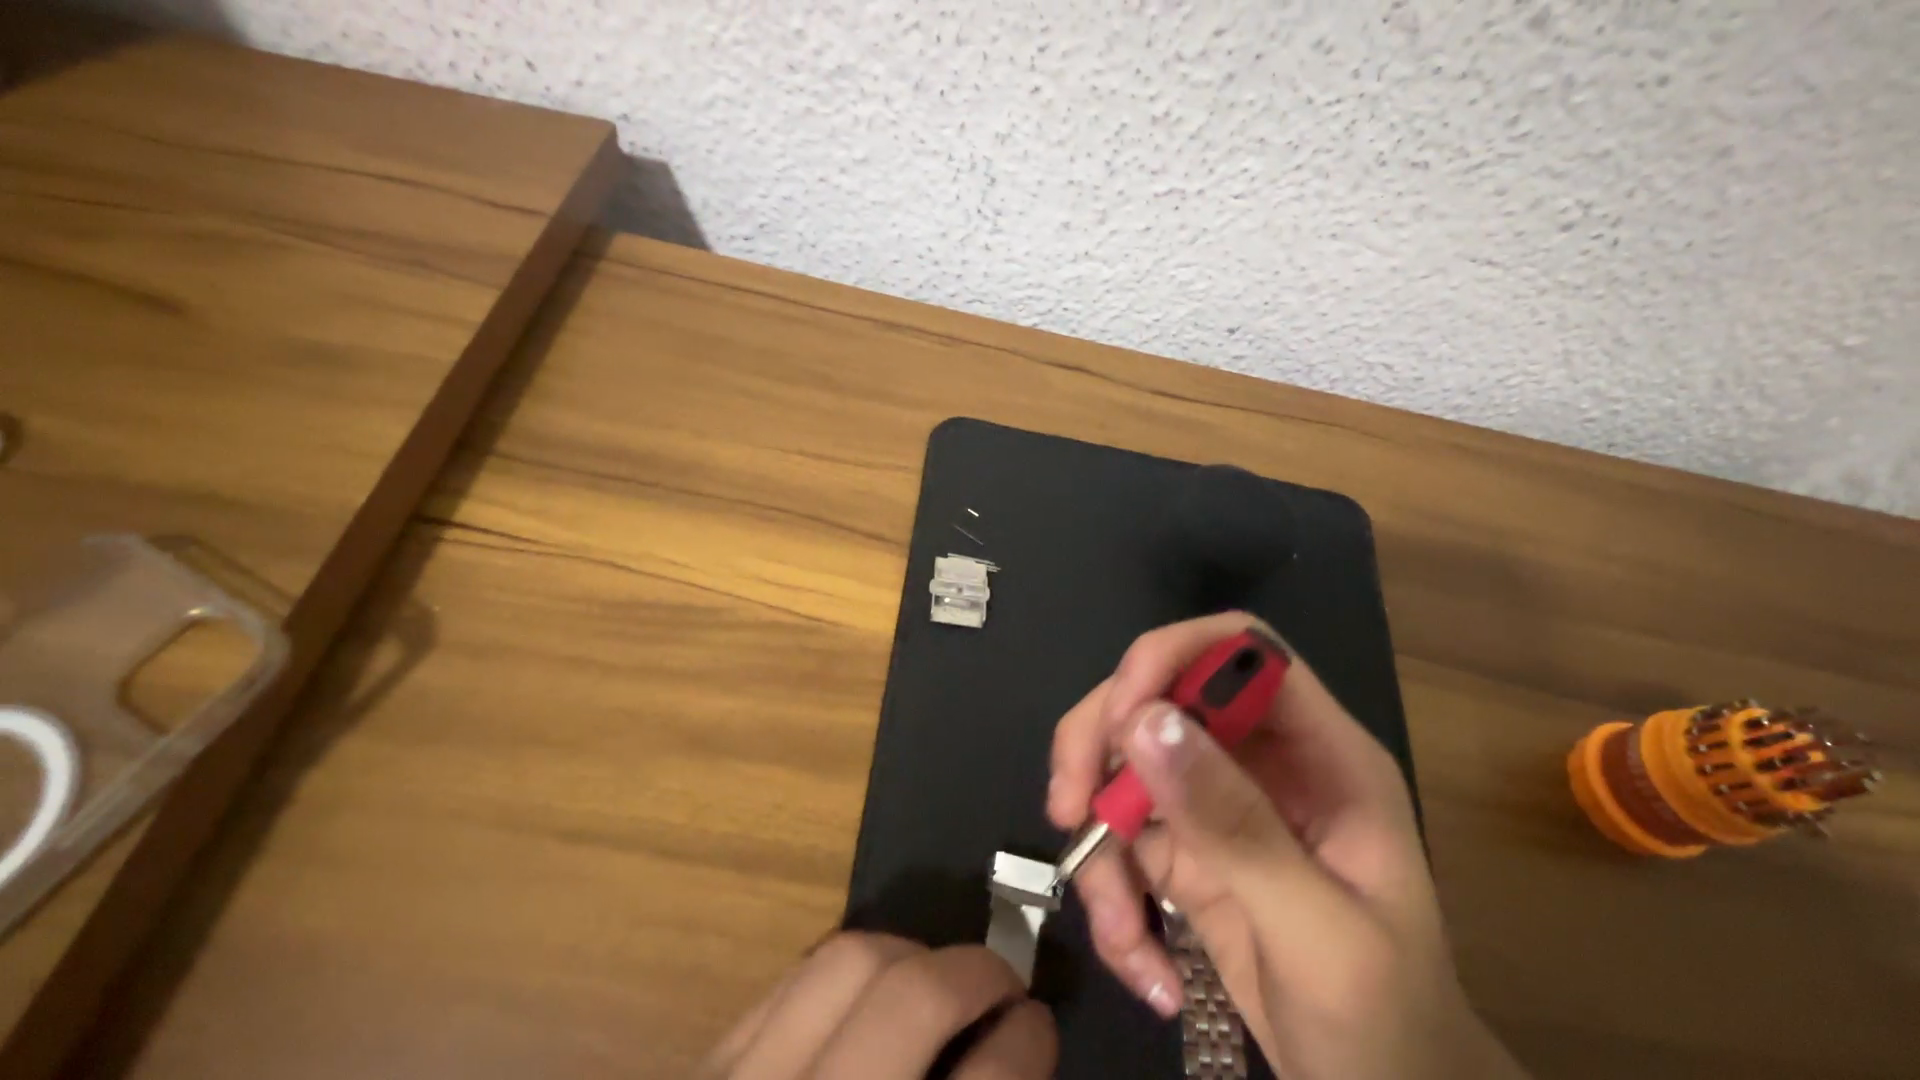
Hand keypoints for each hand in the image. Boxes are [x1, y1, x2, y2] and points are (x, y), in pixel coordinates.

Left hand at [701, 931, 1056, 1079]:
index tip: (1039, 1022)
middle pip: (913, 994)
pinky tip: (872, 999)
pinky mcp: (707, 1066)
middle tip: (1005, 990)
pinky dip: (850, 974)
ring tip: (941, 985)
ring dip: (914, 958)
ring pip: (847, 960)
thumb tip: (1010, 1059)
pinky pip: (793, 978)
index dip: (1027, 1039)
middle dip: (980, 974)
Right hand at [1048, 612, 1526, 1079]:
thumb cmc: (1385, 1023)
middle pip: (1158, 700)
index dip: (1172, 657)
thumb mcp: (1317, 930)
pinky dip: (1112, 901)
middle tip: (1069, 808)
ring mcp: (1217, 810)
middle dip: (1102, 748)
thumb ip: (1235, 825)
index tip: (1118, 716)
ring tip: (1122, 933)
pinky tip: (1145, 966)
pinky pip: (1120, 847)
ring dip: (1100, 849)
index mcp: (1321, 755)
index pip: (1242, 651)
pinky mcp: (1184, 859)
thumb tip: (1144, 723)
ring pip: (1122, 774)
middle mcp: (1262, 764)